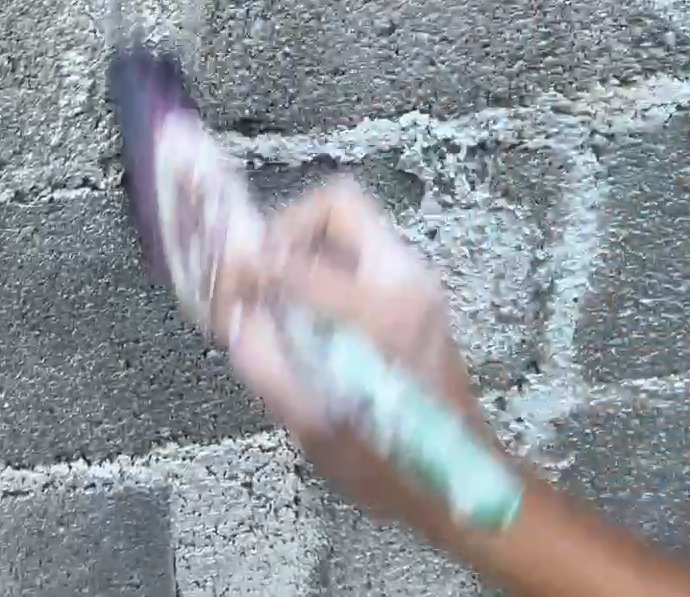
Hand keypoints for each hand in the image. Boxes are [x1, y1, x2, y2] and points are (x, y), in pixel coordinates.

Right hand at [215, 180, 497, 538]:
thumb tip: (230, 310)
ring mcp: (414, 280)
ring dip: (301, 244)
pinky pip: (356, 247)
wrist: (460, 484)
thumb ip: (259, 355)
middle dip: (285, 228)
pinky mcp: (413, 291)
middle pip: (335, 204)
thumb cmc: (387, 460)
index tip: (229, 286)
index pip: (295, 258)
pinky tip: (304, 304)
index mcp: (379, 310)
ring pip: (346, 221)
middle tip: (259, 269)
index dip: (248, 266)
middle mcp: (404, 279)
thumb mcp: (308, 420)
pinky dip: (319, 260)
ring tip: (277, 287)